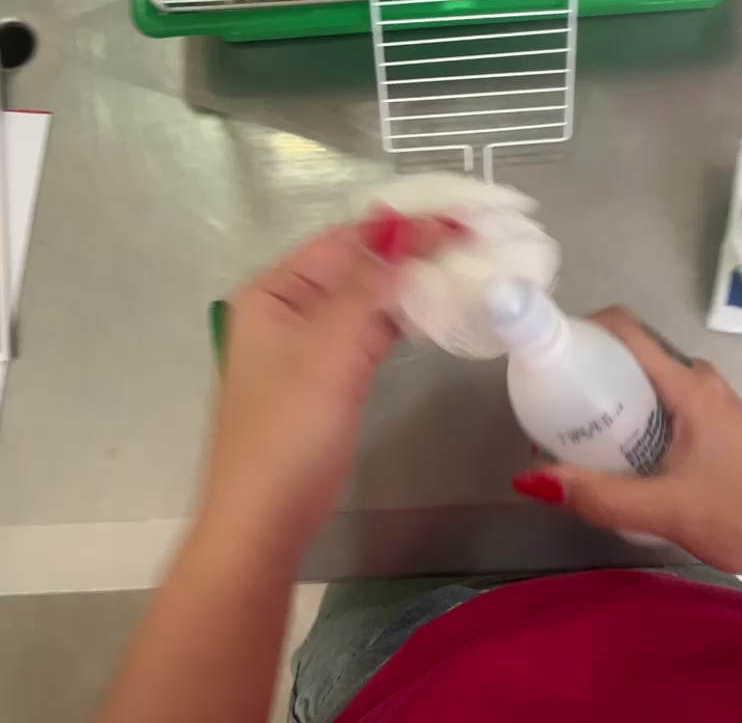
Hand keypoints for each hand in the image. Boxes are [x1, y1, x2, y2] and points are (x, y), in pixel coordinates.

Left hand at [198, 211, 459, 550]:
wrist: (268, 520)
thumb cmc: (290, 427)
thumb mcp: (330, 345)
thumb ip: (370, 281)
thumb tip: (400, 221)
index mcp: (274, 289)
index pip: (344, 241)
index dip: (400, 228)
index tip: (458, 220)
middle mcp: (289, 307)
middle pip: (357, 266)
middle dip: (410, 252)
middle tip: (473, 240)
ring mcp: (311, 341)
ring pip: (368, 297)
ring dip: (411, 284)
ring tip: (467, 265)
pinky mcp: (332, 372)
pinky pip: (371, 330)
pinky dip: (403, 317)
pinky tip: (439, 306)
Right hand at [511, 307, 741, 580]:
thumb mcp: (666, 511)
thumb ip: (600, 496)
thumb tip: (531, 478)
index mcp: (687, 384)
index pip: (625, 329)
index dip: (581, 327)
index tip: (547, 352)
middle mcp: (697, 380)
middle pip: (629, 353)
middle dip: (586, 368)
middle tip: (551, 401)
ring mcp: (708, 400)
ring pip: (644, 380)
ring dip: (607, 394)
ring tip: (573, 428)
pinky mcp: (713, 423)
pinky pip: (658, 400)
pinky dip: (629, 412)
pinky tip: (615, 450)